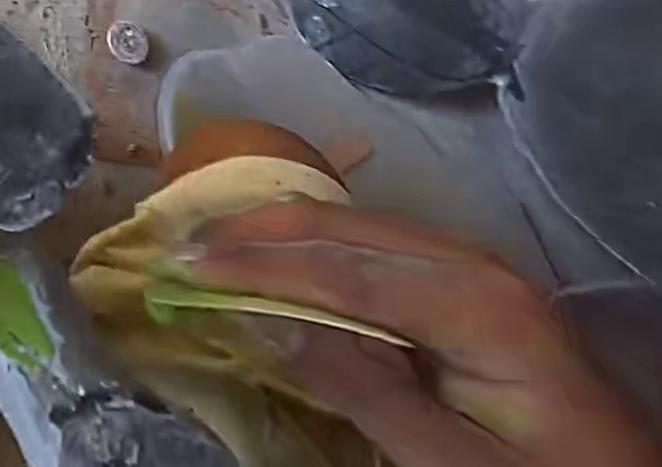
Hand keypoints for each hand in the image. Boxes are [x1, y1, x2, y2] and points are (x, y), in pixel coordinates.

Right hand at [185, 201, 661, 466]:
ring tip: (209, 241)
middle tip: (183, 242)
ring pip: (335, 220)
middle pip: (330, 224)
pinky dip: (297, 240)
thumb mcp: (453, 465)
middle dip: (248, 231)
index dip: (252, 264)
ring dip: (266, 230)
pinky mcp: (446, 268)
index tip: (184, 262)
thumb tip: (262, 317)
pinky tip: (263, 248)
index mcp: (478, 305)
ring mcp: (458, 257)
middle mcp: (466, 260)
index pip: (335, 270)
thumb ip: (361, 386)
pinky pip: (354, 237)